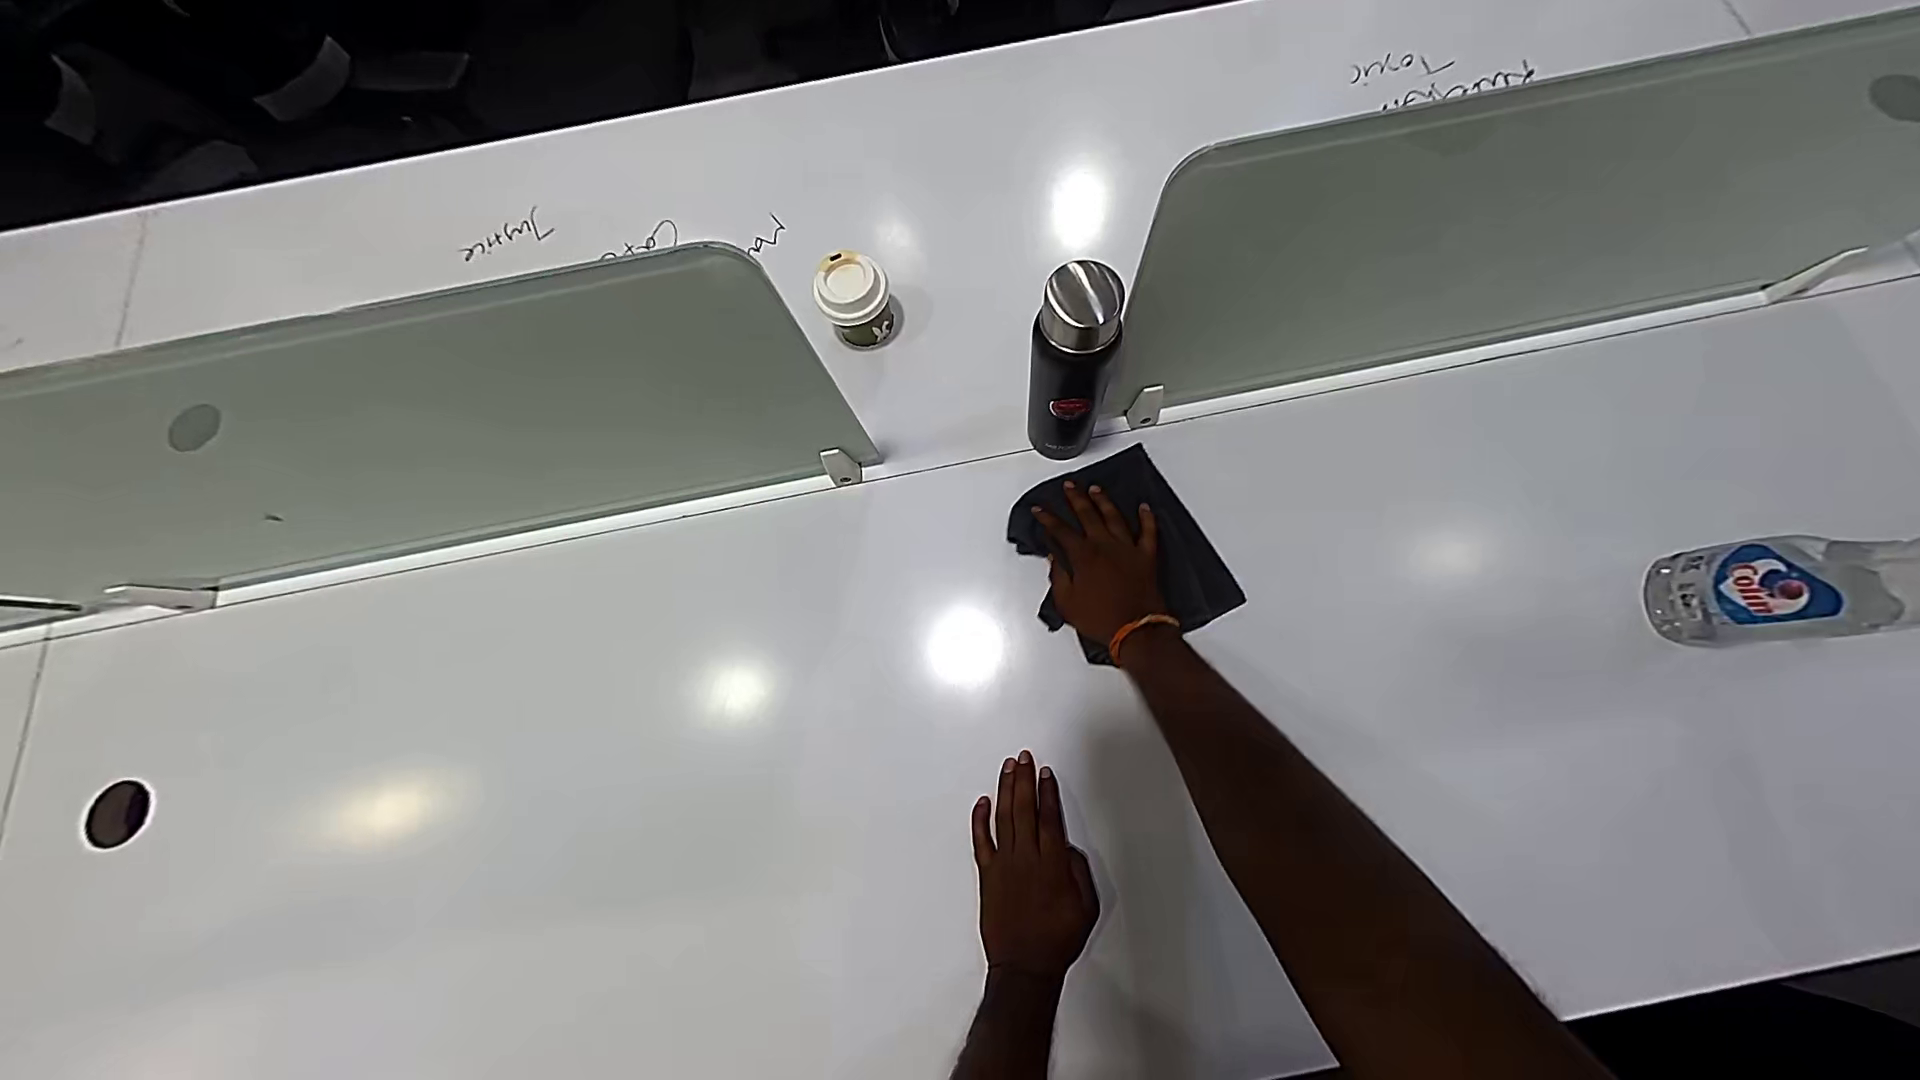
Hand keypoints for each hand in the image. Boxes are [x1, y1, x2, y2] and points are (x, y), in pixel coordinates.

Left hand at [971, 751, 1098, 981]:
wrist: (1024, 966)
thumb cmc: (1056, 939)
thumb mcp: (1085, 906)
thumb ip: (1077, 871)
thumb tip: (1067, 849)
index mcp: (1052, 864)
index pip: (1049, 817)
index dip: (1047, 791)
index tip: (1045, 772)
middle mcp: (1026, 857)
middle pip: (1024, 808)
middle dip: (1024, 779)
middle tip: (1024, 757)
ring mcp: (1004, 863)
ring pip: (1003, 816)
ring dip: (1005, 789)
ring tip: (1008, 768)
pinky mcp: (987, 873)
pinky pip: (981, 840)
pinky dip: (980, 819)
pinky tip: (982, 802)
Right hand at [1031, 481, 1167, 644]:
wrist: (1137, 630)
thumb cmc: (1101, 619)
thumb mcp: (1067, 602)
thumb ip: (1059, 576)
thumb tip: (1054, 560)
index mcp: (1083, 556)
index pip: (1061, 530)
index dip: (1048, 518)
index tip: (1040, 510)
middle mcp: (1105, 546)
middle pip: (1087, 514)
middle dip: (1075, 498)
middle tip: (1069, 487)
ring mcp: (1127, 549)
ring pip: (1114, 516)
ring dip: (1103, 500)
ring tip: (1095, 489)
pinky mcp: (1146, 557)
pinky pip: (1148, 531)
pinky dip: (1147, 517)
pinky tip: (1144, 507)